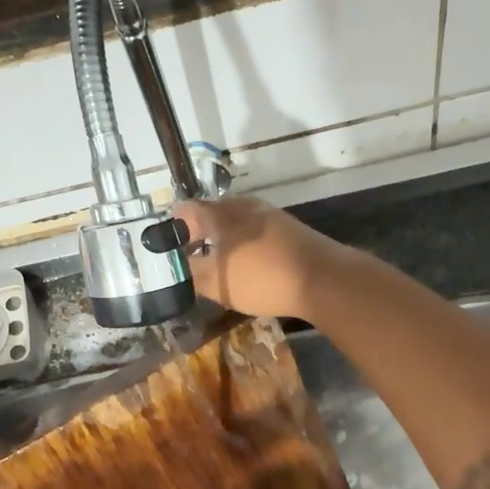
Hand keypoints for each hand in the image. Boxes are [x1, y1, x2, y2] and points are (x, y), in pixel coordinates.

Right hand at [172, 197, 358, 320]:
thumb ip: (191, 274)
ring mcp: (270, 215)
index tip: (168, 246)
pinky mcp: (290, 230)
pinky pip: (257, 233)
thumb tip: (174, 268)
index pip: (186, 209)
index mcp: (220, 213)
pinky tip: (250, 265)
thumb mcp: (217, 282)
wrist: (321, 278)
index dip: (174, 227)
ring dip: (224, 240)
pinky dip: (246, 245)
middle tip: (192, 256)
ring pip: (237, 222)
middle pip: (213, 213)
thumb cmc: (262, 277)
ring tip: (220, 263)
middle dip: (200, 233)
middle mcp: (244, 206)